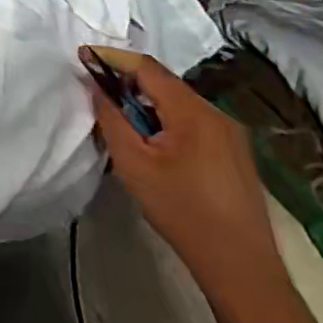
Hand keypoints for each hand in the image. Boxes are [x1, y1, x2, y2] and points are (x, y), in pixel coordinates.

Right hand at [83, 46, 278, 292]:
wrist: (240, 266)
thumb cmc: (181, 210)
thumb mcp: (132, 162)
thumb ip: (110, 117)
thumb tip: (95, 85)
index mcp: (194, 112)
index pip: (147, 68)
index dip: (112, 58)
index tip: (82, 57)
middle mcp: (217, 114)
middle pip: (164, 82)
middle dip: (127, 81)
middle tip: (96, 91)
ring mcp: (231, 134)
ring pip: (178, 102)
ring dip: (145, 102)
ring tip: (121, 120)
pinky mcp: (234, 152)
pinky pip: (192, 120)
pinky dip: (165, 118)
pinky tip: (151, 141)